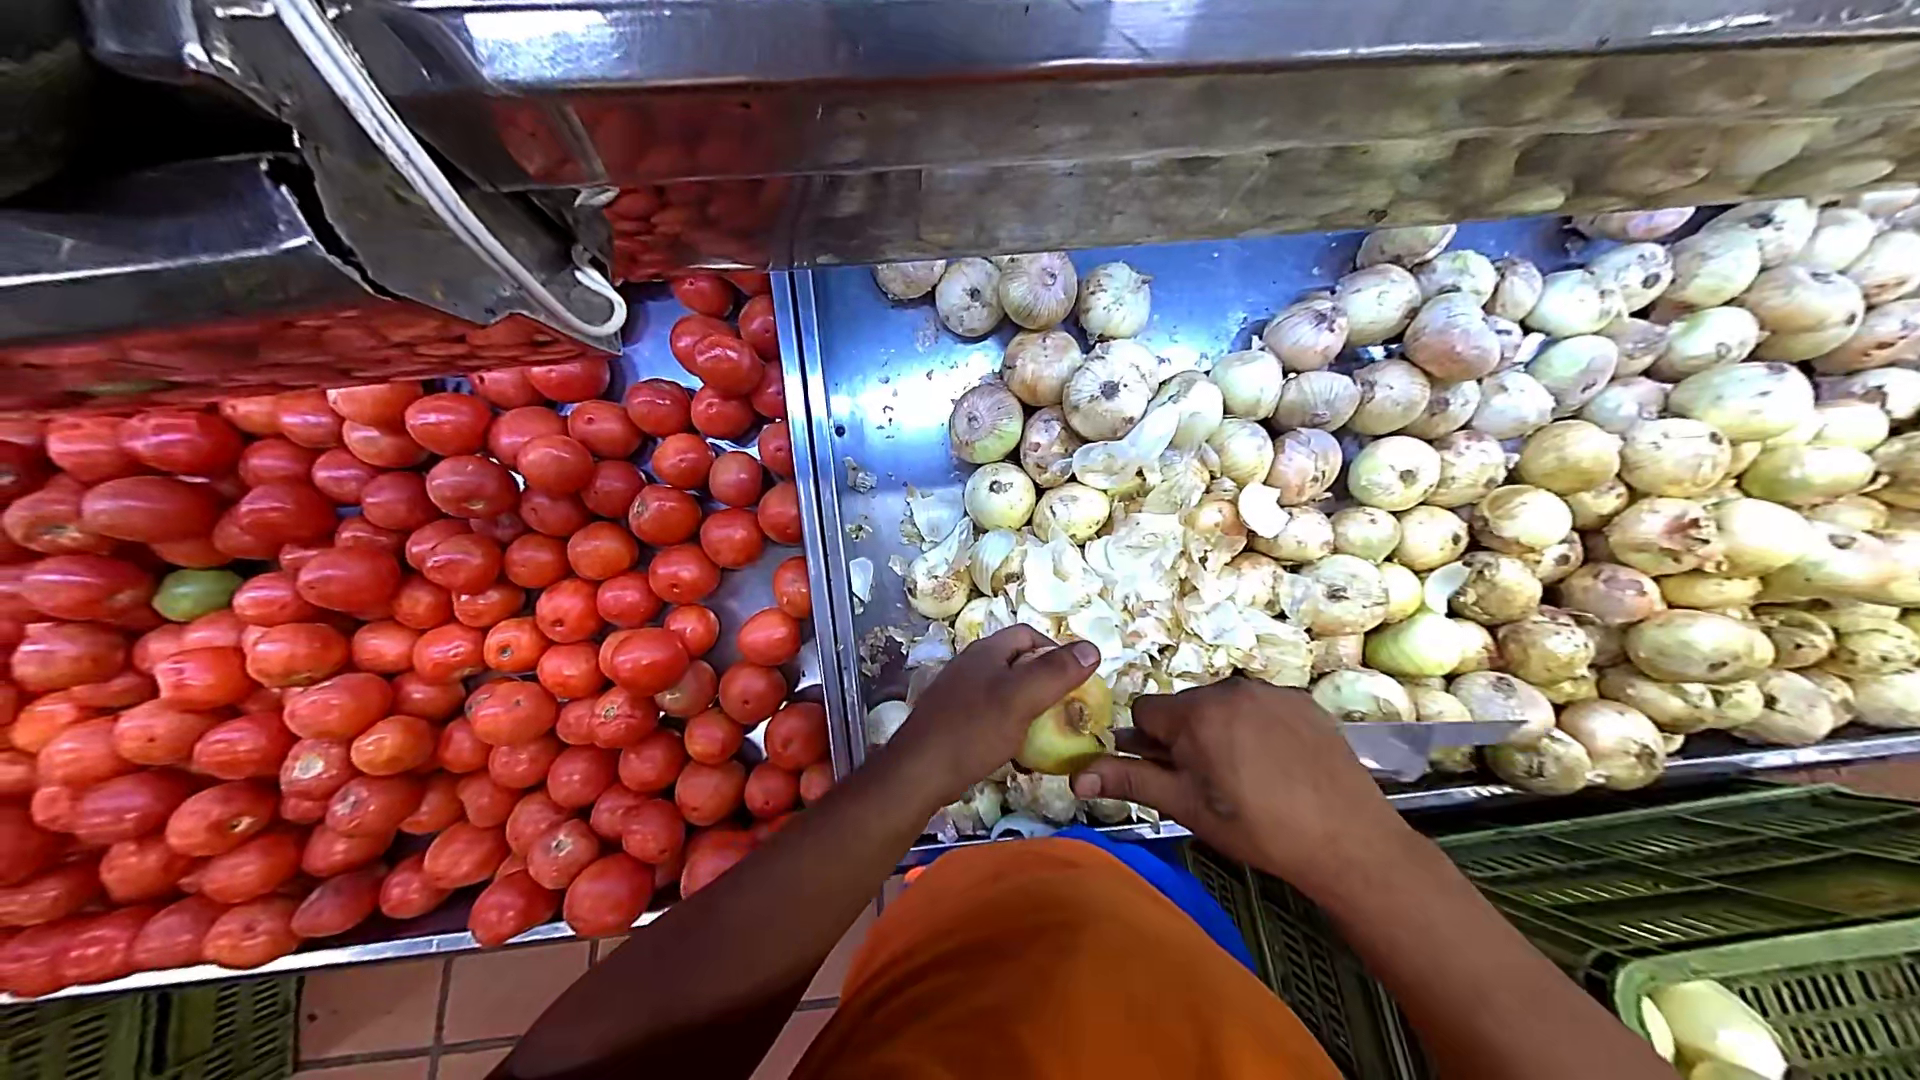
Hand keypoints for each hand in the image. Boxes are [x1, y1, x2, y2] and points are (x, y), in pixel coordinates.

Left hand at [877, 626, 1098, 811]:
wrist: (917, 773)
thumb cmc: (972, 730)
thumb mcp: (1021, 698)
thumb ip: (1056, 672)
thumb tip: (1092, 648)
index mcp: (986, 651)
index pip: (1028, 634)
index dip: (1056, 650)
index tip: (1075, 678)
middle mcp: (970, 665)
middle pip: (1016, 662)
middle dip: (1044, 681)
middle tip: (1064, 708)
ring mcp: (958, 693)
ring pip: (1004, 690)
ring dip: (1027, 707)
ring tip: (1045, 732)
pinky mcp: (952, 720)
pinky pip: (989, 714)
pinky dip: (1008, 726)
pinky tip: (1015, 751)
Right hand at [1071, 679, 1410, 890]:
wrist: (1350, 841)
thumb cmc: (1257, 828)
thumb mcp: (1186, 807)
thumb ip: (1129, 781)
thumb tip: (1075, 775)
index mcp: (1195, 712)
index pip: (1145, 713)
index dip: (1151, 745)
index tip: (1175, 774)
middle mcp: (1228, 688)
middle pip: (1183, 707)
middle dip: (1185, 737)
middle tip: (1211, 781)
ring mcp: (1269, 690)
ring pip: (1220, 704)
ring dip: (1219, 730)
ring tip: (1248, 774)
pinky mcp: (1301, 699)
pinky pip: (1259, 704)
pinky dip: (1256, 726)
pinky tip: (1278, 762)